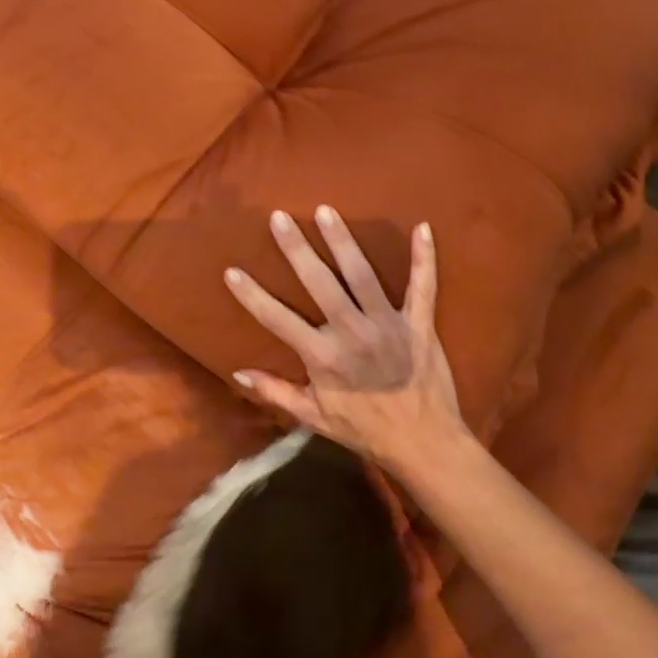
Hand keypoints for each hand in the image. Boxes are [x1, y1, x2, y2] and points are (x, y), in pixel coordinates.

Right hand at [222, 207, 465, 472]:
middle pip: (319, 283)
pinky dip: (425, 258)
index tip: (232, 271)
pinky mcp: (420, 325)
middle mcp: (352, 333)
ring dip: (343, 241)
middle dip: (297, 248)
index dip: (252, 295)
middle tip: (280, 217)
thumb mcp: (314, 416)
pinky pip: (424, 287)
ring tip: (326, 211)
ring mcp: (388, 325)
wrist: (425, 445)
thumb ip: (276, 391)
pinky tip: (423, 228)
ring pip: (362, 275)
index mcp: (323, 356)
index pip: (277, 319)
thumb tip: (238, 372)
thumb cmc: (365, 431)